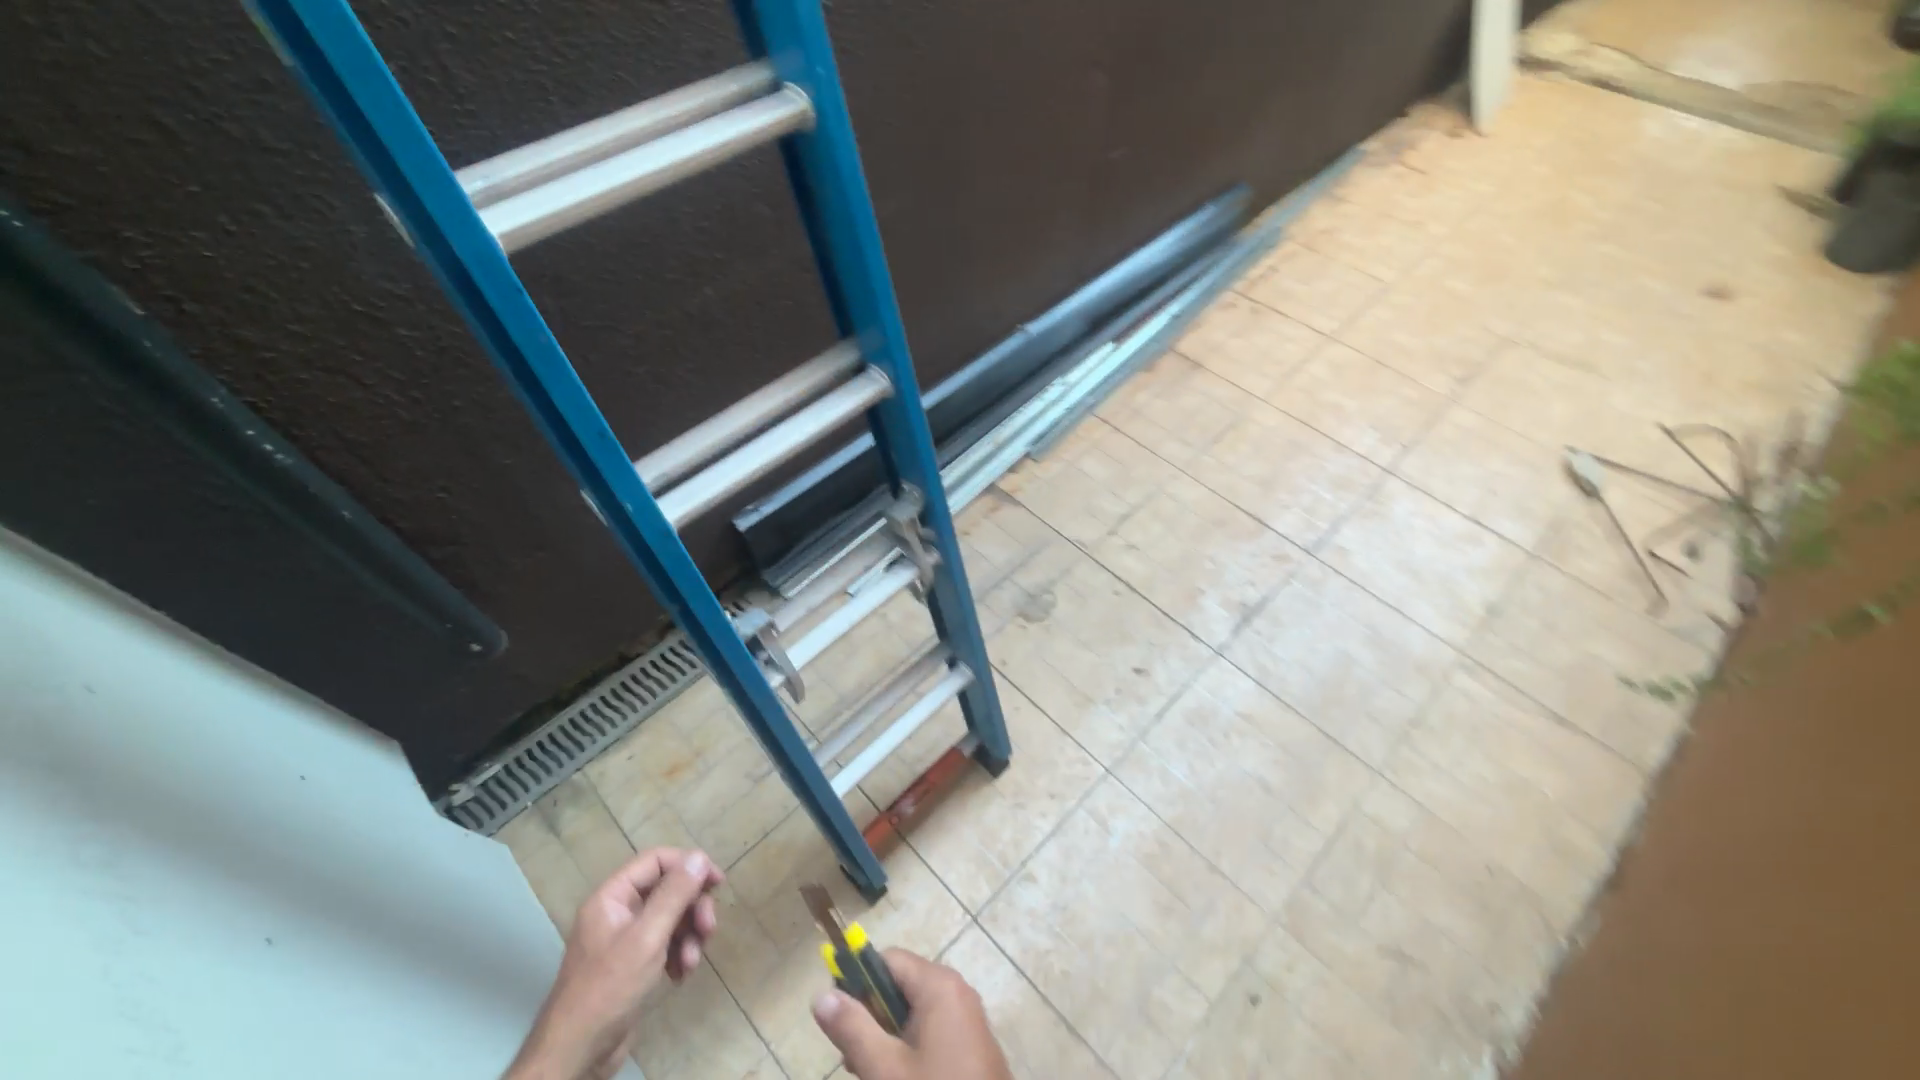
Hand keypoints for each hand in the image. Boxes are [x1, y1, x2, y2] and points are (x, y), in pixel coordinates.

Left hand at [505, 848, 723, 1079]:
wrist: (578, 1051)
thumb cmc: (609, 989)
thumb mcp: (647, 938)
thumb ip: (674, 895)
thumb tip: (699, 856)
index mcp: (612, 897)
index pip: (656, 861)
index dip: (689, 866)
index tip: (717, 883)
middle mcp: (618, 912)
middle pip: (667, 889)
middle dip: (692, 908)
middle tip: (708, 929)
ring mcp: (625, 939)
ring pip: (670, 918)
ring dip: (689, 935)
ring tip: (692, 961)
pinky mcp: (632, 963)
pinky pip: (665, 943)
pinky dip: (679, 954)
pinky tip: (681, 974)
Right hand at [812, 949, 1012, 1079]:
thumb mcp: (884, 1067)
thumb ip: (851, 1028)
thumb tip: (821, 995)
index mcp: (938, 985)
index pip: (887, 960)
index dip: (857, 983)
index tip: (839, 1020)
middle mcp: (956, 992)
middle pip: (898, 987)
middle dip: (870, 1018)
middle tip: (853, 1059)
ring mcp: (966, 1019)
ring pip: (912, 1014)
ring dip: (886, 1038)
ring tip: (869, 1073)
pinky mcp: (971, 1045)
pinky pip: (930, 1032)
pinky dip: (908, 1049)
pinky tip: (895, 1077)